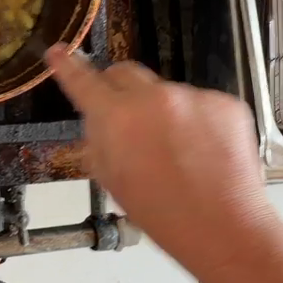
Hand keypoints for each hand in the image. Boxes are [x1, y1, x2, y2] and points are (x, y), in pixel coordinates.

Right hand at [45, 45, 280, 257]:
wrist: (224, 229)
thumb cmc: (160, 214)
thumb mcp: (110, 179)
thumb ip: (99, 139)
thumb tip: (99, 119)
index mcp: (117, 117)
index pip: (83, 82)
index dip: (67, 66)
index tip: (57, 52)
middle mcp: (153, 97)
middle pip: (124, 73)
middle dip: (119, 90)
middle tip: (126, 117)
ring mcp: (193, 96)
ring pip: (165, 92)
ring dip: (163, 111)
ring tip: (179, 152)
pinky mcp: (226, 102)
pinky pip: (201, 103)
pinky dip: (198, 121)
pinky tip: (204, 151)